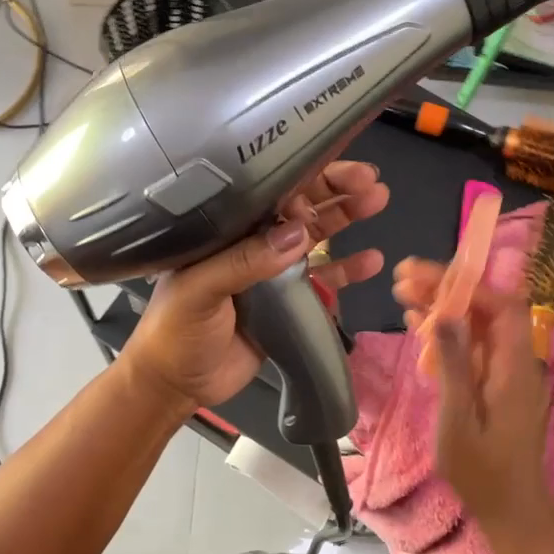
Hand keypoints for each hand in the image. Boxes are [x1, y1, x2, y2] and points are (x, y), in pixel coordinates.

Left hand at [122, 162, 389, 407]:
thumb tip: (299, 233)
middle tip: (370, 182)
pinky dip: (347, 269)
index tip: (339, 169)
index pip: (269, 193)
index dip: (305, 177)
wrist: (176, 384)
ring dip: (345, 218)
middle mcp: (251, 244)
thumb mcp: (201, 290)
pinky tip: (372, 260)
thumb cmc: (175, 330)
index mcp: (225, 231)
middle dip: (335, 191)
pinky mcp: (287, 303)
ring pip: (315, 237)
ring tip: (378, 200)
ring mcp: (271, 273)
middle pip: (299, 209)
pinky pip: (322, 280)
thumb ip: (245, 261)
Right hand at [394, 258, 553, 527]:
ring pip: (477, 328)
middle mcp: (517, 363)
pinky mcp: (498, 386)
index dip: (465, 283)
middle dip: (446, 291)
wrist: (511, 509)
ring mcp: (508, 374)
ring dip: (442, 310)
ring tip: (402, 296)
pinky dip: (448, 336)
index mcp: (515, 368)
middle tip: (402, 280)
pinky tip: (418, 327)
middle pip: (485, 311)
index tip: (424, 275)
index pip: (500, 306)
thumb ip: (453, 364)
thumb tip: (444, 315)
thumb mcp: (459, 418)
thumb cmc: (483, 471)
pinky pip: (474, 350)